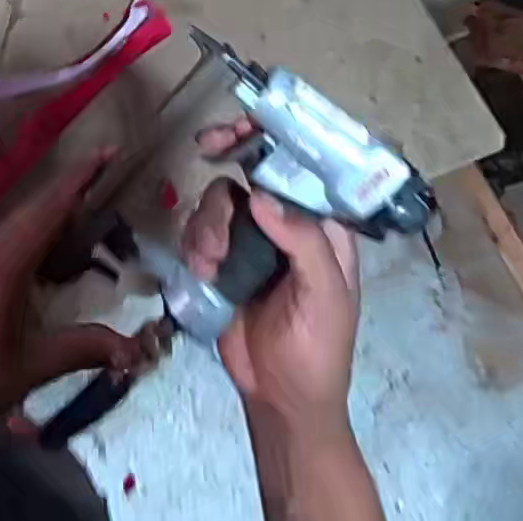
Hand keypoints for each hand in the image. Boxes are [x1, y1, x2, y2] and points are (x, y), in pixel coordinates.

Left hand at [0, 150, 141, 418]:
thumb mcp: (29, 367)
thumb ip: (80, 350)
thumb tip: (132, 348)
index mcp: (10, 261)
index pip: (53, 208)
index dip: (81, 179)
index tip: (107, 152)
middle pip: (43, 201)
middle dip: (77, 179)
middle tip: (109, 160)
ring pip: (30, 210)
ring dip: (61, 195)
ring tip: (92, 188)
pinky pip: (21, 223)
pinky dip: (47, 213)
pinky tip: (59, 226)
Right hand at [184, 122, 361, 428]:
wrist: (280, 400)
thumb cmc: (319, 347)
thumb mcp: (326, 296)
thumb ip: (302, 243)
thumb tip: (261, 195)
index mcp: (320, 223)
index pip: (301, 165)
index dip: (277, 136)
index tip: (248, 123)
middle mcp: (284, 220)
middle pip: (254, 166)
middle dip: (230, 148)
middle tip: (209, 143)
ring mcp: (250, 236)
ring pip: (221, 195)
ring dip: (209, 218)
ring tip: (211, 257)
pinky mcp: (220, 256)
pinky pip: (199, 227)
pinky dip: (196, 241)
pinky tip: (203, 269)